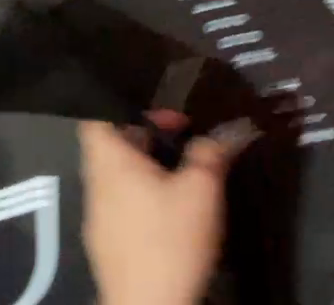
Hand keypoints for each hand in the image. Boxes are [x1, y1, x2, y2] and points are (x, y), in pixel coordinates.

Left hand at [77, 113, 251, 304]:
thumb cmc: (171, 240)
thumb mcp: (202, 187)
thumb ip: (214, 149)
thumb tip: (237, 125)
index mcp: (112, 167)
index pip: (97, 120)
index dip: (121, 100)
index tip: (154, 91)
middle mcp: (99, 188)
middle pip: (114, 144)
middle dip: (150, 128)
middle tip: (187, 123)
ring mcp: (102, 218)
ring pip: (122, 172)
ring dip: (152, 158)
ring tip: (190, 155)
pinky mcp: (112, 242)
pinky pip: (126, 197)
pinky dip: (148, 184)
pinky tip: (179, 193)